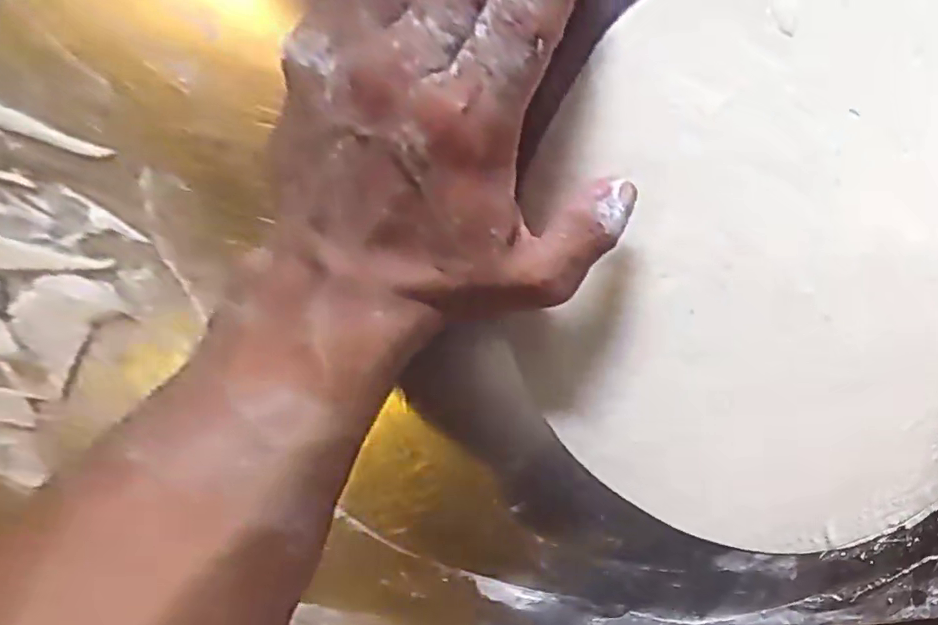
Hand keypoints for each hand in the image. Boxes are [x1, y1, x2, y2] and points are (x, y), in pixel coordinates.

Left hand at [271, 0, 633, 322]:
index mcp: (473, 124)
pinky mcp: (314, 53)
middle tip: (535, 3)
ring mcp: (353, 53)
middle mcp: (410, 71)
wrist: (338, 283)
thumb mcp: (536, 279)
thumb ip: (586, 235)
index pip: (522, 27)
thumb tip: (624, 188)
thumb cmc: (445, 281)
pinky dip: (403, 0)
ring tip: (488, 7)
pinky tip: (430, 12)